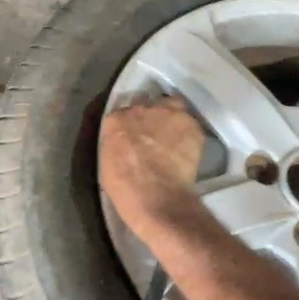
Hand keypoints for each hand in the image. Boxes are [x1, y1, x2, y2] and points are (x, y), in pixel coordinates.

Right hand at [99, 97, 206, 234]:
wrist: (155, 195)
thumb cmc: (124, 187)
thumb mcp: (108, 163)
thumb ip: (116, 144)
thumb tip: (125, 143)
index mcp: (115, 120)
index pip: (123, 114)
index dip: (131, 125)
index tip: (135, 136)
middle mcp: (140, 109)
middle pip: (148, 105)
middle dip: (152, 117)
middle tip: (156, 134)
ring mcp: (167, 114)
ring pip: (172, 106)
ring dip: (172, 118)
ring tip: (175, 137)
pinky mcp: (190, 125)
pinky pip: (190, 124)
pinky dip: (189, 134)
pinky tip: (188, 149)